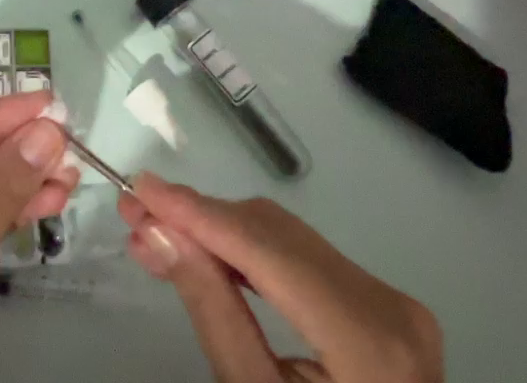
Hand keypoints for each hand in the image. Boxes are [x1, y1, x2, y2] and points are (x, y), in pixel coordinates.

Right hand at [119, 174, 441, 382]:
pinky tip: (207, 251)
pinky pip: (303, 258)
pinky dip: (250, 250)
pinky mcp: (381, 305)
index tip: (139, 187)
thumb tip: (160, 233)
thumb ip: (213, 312)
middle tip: (135, 216)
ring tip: (157, 232)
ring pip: (287, 238)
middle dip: (199, 218)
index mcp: (369, 339)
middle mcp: (389, 304)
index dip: (198, 212)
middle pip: (276, 234)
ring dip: (218, 229)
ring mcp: (391, 301)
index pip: (267, 250)